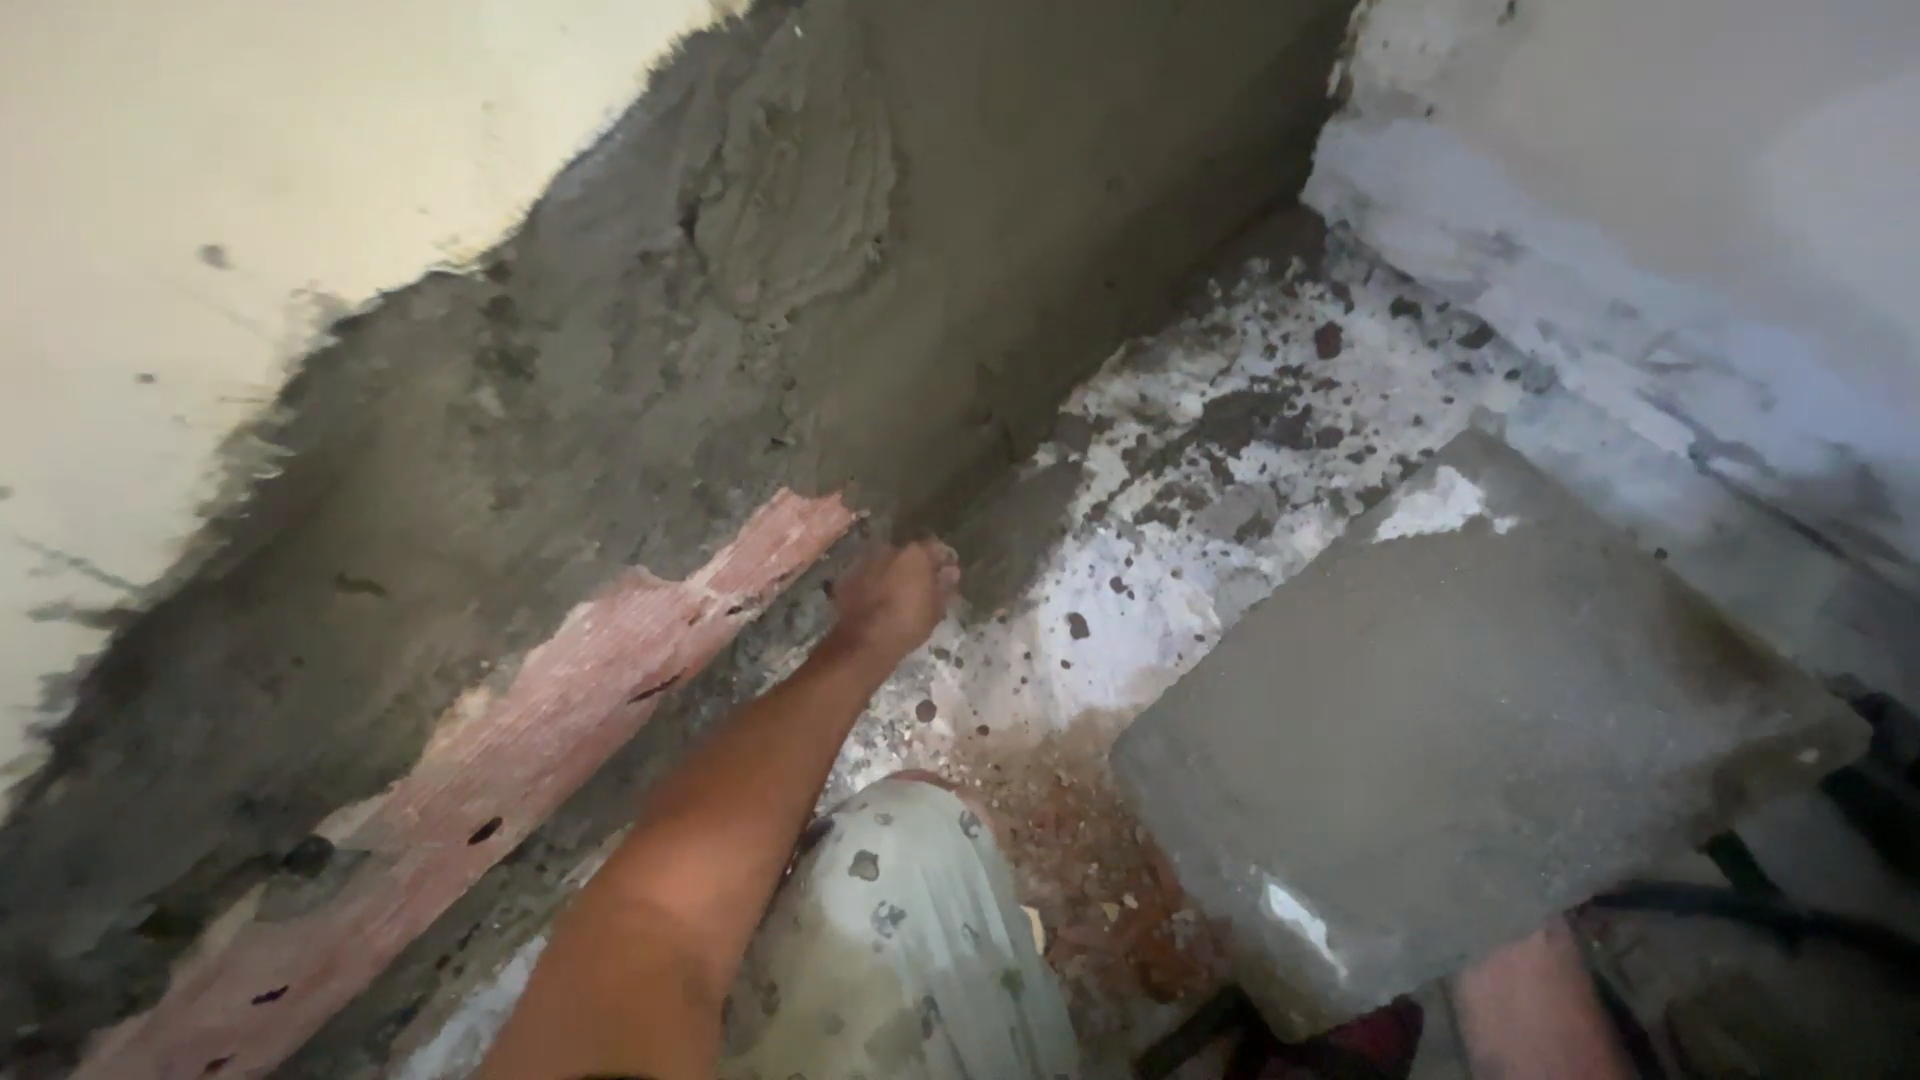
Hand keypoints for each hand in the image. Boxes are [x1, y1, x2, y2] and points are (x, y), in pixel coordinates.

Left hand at [824, 540, 959, 665]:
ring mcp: (866, 562)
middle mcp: (890, 550)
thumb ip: (944, 585)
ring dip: (894, 573)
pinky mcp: (848, 577)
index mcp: (916, 554)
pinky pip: (869, 575)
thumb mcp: (936, 608)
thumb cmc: (909, 623)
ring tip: (900, 593)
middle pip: (909, 553)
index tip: (949, 571)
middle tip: (923, 584)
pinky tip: (879, 599)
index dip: (945, 559)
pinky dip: (875, 583)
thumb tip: (950, 572)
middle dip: (917, 565)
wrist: (865, 640)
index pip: (937, 547)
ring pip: (887, 563)